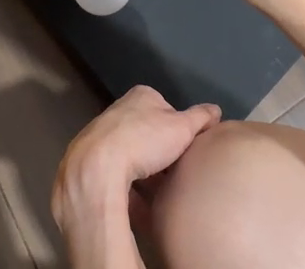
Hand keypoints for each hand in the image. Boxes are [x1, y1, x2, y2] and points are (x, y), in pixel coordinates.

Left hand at [53, 86, 221, 248]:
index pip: (164, 108)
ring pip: (128, 154)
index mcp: (140, 97)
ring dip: (142, 173)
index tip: (184, 149)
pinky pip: (113, 177)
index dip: (177, 128)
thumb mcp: (182, 128)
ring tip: (159, 193)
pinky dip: (126, 190)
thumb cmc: (145, 140)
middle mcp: (117, 111)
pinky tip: (138, 208)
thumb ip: (200, 117)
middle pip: (145, 132)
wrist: (97, 169)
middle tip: (173, 171)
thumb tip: (215, 109)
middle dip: (158, 152)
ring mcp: (99, 137)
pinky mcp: (88, 164)